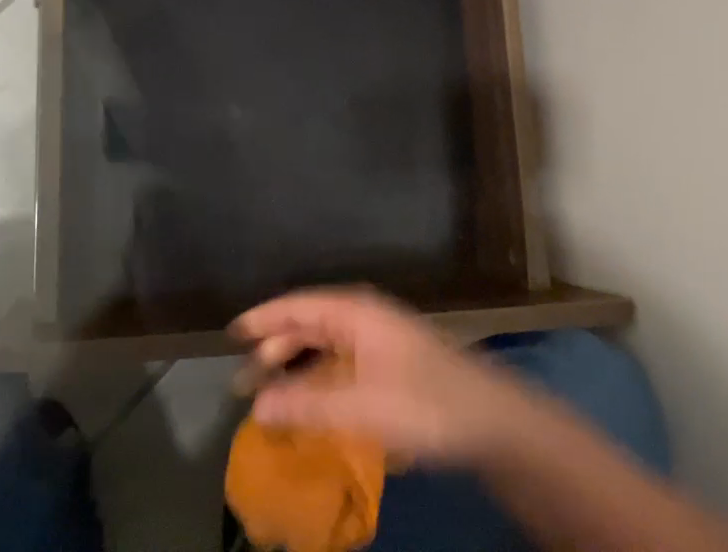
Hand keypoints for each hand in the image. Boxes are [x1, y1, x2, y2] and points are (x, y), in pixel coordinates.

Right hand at [230, 289, 535, 464]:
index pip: (299, 305)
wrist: (495, 421)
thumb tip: (256, 405)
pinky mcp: (395, 362)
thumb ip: (307, 404)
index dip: (265, 317)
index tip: (233, 331)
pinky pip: (344, 360)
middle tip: (245, 374)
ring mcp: (384, 339)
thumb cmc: (426, 404)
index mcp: (357, 312)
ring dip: (299, 363)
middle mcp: (368, 317)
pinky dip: (321, 375)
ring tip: (271, 388)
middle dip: (277, 345)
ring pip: (328, 343)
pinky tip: (312, 398)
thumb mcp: (361, 406)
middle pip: (312, 322)